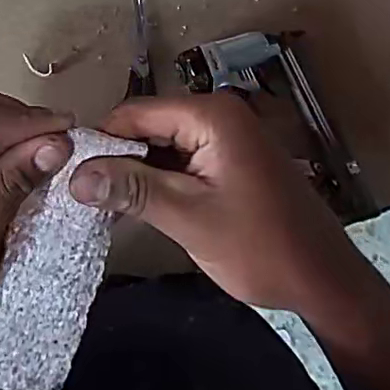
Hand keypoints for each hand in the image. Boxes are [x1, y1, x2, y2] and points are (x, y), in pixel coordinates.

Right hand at [67, 94, 372, 319]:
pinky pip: (183, 160)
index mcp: (211, 115)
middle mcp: (218, 115)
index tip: (68, 176)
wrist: (322, 276)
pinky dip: (159, 181)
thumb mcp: (190, 217)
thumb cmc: (261, 246)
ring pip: (163, 145)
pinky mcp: (230, 160)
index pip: (136, 112)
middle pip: (148, 126)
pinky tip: (136, 208)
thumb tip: (76, 174)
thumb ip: (133, 189)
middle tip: (81, 198)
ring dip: (136, 173)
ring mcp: (227, 137)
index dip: (100, 141)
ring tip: (100, 208)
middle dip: (116, 158)